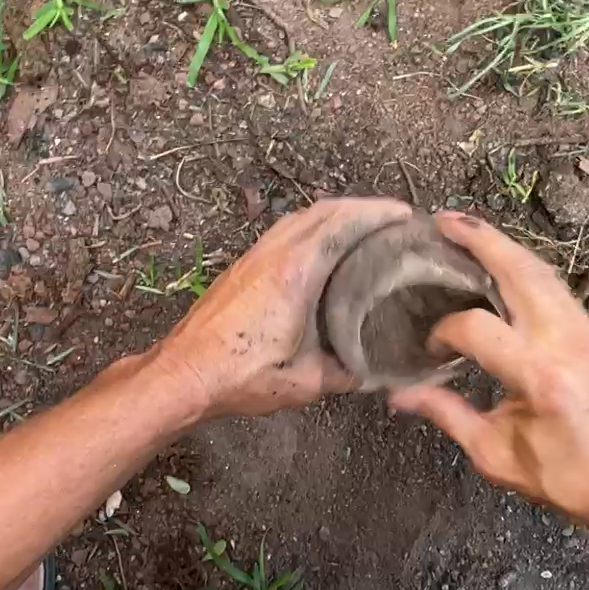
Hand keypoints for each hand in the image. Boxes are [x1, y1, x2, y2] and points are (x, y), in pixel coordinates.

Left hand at [155, 197, 412, 417]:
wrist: (183, 373)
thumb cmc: (239, 375)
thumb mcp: (303, 383)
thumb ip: (343, 373)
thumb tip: (370, 372)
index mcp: (296, 273)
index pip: (343, 224)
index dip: (377, 213)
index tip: (405, 214)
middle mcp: (275, 253)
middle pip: (324, 210)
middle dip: (363, 207)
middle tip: (393, 218)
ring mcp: (255, 255)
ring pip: (302, 216)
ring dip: (335, 213)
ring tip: (364, 227)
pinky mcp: (243, 264)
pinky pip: (285, 229)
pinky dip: (313, 225)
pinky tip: (323, 246)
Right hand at [388, 211, 588, 532]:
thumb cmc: (565, 478)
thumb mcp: (496, 455)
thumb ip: (448, 414)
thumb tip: (398, 396)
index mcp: (540, 376)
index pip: (478, 328)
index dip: (445, 332)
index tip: (432, 351)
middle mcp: (566, 340)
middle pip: (519, 272)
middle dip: (480, 240)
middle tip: (443, 220)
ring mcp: (586, 330)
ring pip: (541, 270)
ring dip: (503, 245)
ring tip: (468, 228)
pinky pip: (555, 285)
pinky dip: (524, 265)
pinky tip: (503, 262)